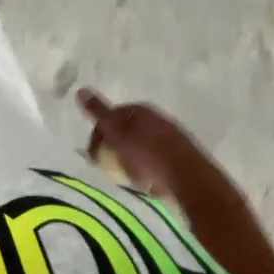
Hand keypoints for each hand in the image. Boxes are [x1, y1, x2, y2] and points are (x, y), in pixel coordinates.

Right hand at [76, 88, 241, 207]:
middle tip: (109, 166)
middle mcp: (159, 119)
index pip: (112, 115)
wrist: (192, 183)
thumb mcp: (117, 133)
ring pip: (146, 146)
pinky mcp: (188, 160)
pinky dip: (151, 169)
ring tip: (129, 178)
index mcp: (141, 110)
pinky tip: (150, 183)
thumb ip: (99, 113)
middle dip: (118, 146)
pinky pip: (161, 162)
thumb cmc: (147, 156)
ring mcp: (176, 139)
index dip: (100, 134)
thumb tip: (81, 90)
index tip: (94, 155)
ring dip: (135, 158)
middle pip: (130, 131)